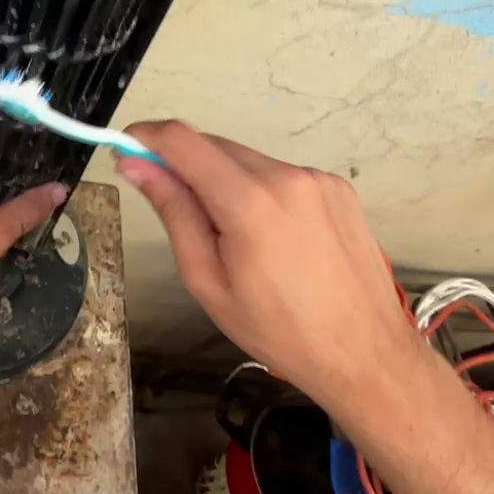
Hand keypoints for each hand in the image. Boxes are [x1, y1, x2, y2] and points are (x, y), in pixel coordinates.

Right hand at [115, 121, 427, 414]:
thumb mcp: (206, 279)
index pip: (182, 140)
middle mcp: (286, 176)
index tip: (125, 149)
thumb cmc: (277, 329)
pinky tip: (268, 233)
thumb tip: (135, 165)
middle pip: (213, 145)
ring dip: (221, 178)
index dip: (146, 136)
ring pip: (245, 159)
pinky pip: (278, 173)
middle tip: (168, 200)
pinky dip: (257, 188)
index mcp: (249, 201)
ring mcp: (318, 179)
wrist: (368, 357)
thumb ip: (172, 211)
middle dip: (181, 163)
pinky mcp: (338, 188)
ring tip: (228, 232)